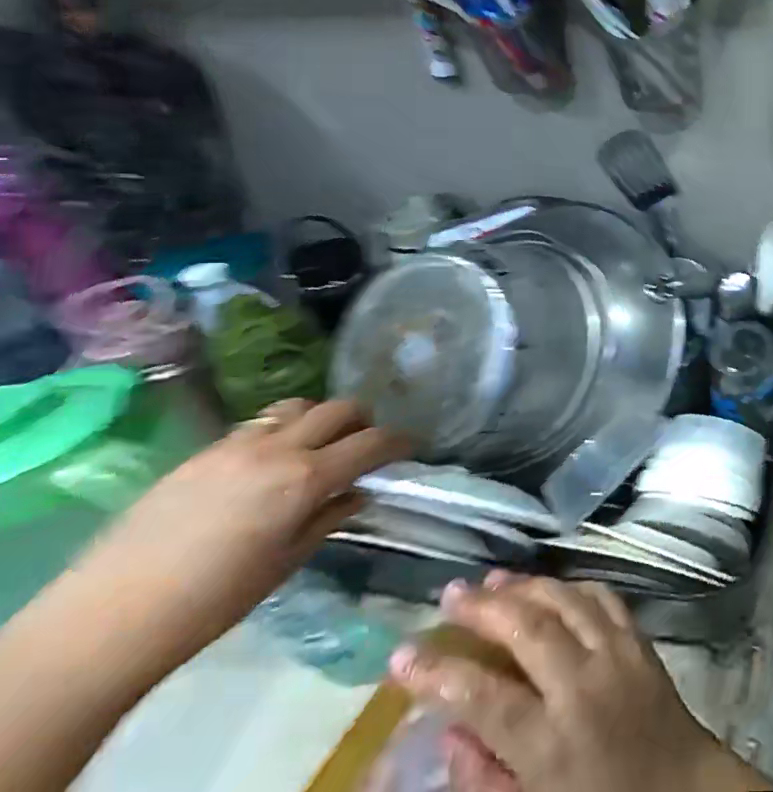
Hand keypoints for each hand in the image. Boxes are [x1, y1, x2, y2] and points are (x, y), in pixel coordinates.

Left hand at [0, 398, 408, 791]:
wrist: (108, 621)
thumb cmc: (216, 599)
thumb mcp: (290, 560)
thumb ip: (330, 517)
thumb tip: (357, 493)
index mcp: (307, 478)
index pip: (374, 441)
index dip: (401, 442)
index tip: (410, 450)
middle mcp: (275, 451)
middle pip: (338, 409)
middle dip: (363, 421)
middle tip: (367, 445)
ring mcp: (231, 450)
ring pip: (295, 407)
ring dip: (318, 419)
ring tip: (318, 446)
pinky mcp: (197, 458)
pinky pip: (253, 427)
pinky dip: (278, 432)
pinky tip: (270, 463)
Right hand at [390, 572, 772, 791]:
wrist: (679, 782)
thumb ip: (482, 775)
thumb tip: (450, 730)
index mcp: (549, 741)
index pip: (483, 697)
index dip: (439, 674)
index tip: (403, 654)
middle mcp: (585, 685)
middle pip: (531, 631)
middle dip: (486, 608)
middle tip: (450, 593)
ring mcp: (619, 655)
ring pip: (570, 604)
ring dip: (529, 586)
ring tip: (492, 579)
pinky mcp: (641, 641)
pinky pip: (605, 601)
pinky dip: (573, 587)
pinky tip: (550, 586)